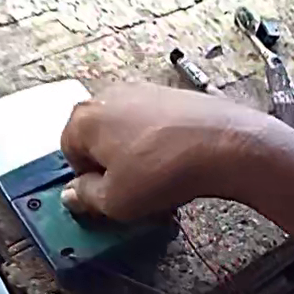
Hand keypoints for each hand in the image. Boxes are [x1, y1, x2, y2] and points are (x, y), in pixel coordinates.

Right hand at [59, 84, 292, 220]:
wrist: (224, 145)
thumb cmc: (163, 171)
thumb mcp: (115, 201)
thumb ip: (87, 198)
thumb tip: (74, 195)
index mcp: (84, 118)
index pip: (69, 152)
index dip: (87, 181)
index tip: (106, 200)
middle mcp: (110, 96)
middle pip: (102, 140)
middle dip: (116, 170)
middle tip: (136, 196)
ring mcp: (146, 91)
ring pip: (133, 134)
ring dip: (142, 161)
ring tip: (163, 187)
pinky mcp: (177, 96)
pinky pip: (160, 128)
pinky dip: (165, 148)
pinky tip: (183, 169)